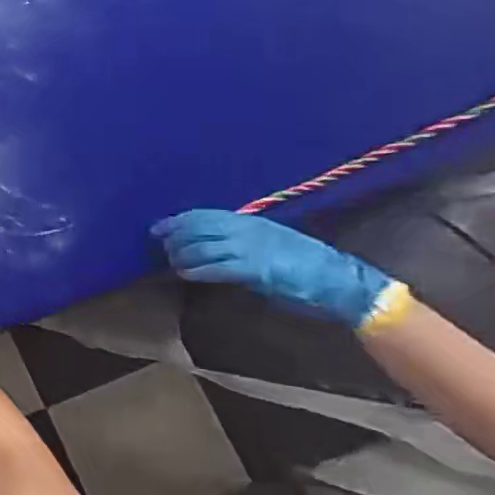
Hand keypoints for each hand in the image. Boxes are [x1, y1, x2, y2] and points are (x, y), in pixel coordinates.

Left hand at [151, 209, 396, 326]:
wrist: (338, 279)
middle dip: (174, 240)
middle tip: (164, 250)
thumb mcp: (269, 238)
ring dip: (180, 258)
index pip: (203, 215)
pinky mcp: (252, 269)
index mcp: (251, 221)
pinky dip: (194, 271)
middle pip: (194, 230)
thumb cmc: (304, 261)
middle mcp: (246, 231)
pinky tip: (187, 275)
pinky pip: (211, 268)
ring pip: (197, 248)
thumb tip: (206, 239)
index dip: (175, 221)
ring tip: (177, 265)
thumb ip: (239, 235)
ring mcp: (249, 249)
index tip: (156, 229)